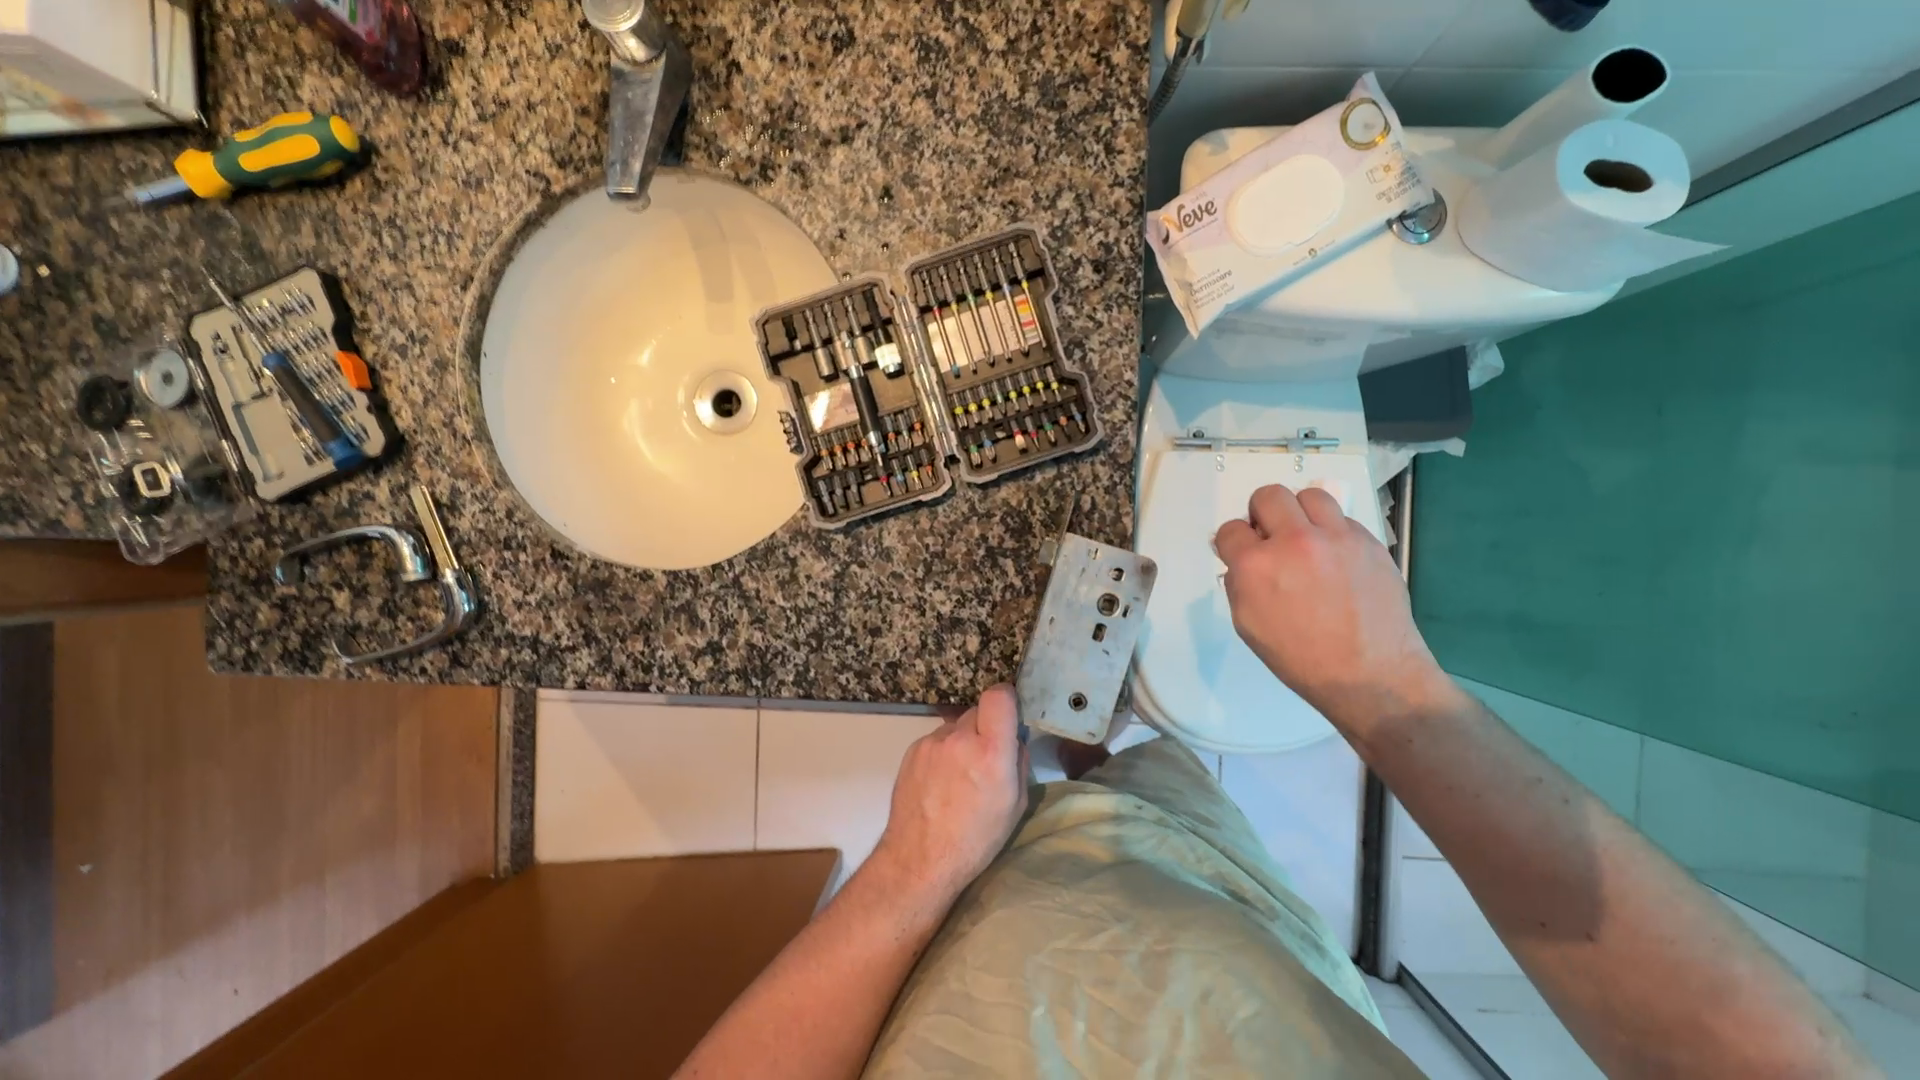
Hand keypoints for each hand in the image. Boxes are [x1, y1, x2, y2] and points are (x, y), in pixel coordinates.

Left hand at [870, 684, 1028, 907]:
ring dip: (962, 742)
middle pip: (978, 711)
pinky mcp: (912, 750)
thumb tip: (1014, 739)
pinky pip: (936, 741)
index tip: (1009, 714)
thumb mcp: (1016, 805)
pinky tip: (940, 783)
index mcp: (992, 752)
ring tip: (959, 777)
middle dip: (985, 727)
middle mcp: (960, 739)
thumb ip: (1018, 762)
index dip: (1006, 699)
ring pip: (956, 727)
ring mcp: (932, 743)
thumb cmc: (976, 839)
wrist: (920, 859)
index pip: (999, 696)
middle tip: (985, 757)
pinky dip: (943, 754)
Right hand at [1214, 485, 1453, 738]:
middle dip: (1263, 515)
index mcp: (1256, 566)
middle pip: (1268, 496)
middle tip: (1272, 539)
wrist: (1370, 673)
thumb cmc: (1301, 659)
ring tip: (1308, 539)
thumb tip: (1240, 560)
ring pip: (1309, 495)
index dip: (1234, 543)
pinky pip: (1342, 518)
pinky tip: (1337, 559)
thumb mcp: (1249, 626)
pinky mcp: (1368, 540)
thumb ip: (1239, 584)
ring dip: (1301, 514)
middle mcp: (1293, 541)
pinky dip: (1333, 532)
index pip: (1230, 529)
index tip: (1244, 554)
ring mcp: (1335, 537)